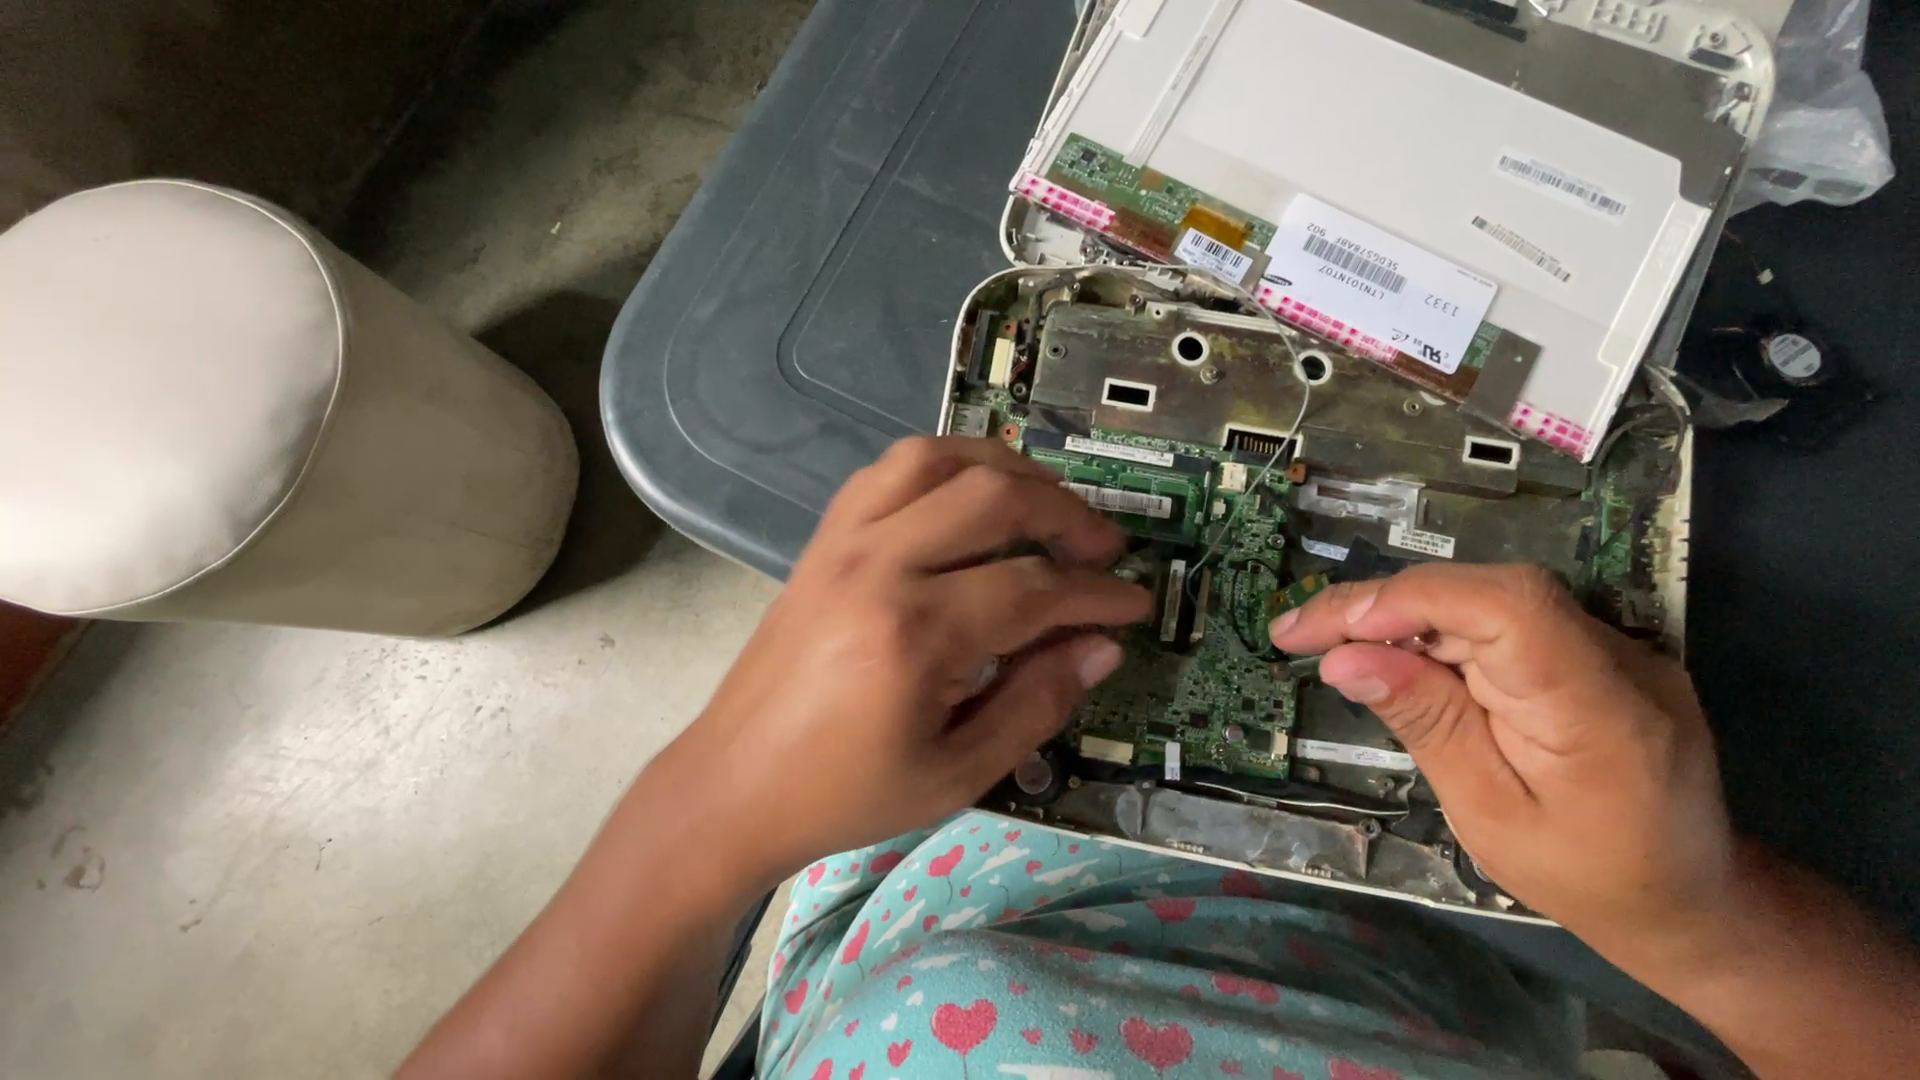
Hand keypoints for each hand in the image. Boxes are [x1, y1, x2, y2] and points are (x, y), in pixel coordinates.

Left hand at [667, 436, 1152, 881]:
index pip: (1033, 588)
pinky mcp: (824, 537)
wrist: (734, 784)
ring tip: (1047, 503)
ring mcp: (843, 540)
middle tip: (1103, 549)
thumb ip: (1037, 703)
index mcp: (913, 633)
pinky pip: (891, 469)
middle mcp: (878, 564)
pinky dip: (946, 465)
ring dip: (1007, 469)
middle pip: (993, 497)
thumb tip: (1102, 645)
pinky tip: (972, 496)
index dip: (1096, 595)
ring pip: (939, 458)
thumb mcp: (957, 773)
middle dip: (1066, 515)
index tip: (1133, 604)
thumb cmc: (846, 793)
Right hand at [1269, 563, 1734, 951]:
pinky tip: (1388, 653)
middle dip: (1378, 604)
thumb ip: (1425, 724)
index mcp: (1598, 710)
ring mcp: (1610, 645)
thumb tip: (1343, 659)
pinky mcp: (1588, 649)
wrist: (1692, 896)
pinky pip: (1497, 619)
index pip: (1506, 609)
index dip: (1409, 601)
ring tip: (1322, 642)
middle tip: (1295, 633)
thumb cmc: (1586, 875)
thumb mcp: (1488, 814)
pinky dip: (1429, 629)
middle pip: (1482, 592)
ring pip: (1481, 597)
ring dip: (1394, 615)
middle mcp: (1614, 656)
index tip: (1327, 631)